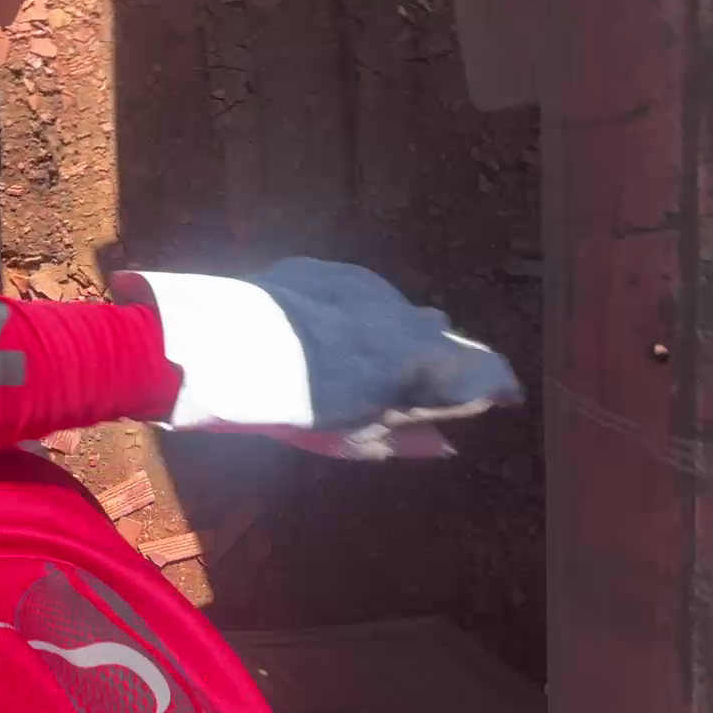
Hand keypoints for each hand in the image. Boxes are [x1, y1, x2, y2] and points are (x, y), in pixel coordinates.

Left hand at [110, 259, 522, 459]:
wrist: (220, 345)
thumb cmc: (291, 405)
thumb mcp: (350, 439)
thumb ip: (404, 438)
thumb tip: (444, 444)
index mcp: (427, 361)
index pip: (490, 370)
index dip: (491, 386)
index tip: (490, 399)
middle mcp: (407, 314)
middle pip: (438, 336)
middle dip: (427, 358)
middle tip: (393, 384)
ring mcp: (362, 285)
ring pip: (391, 308)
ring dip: (379, 329)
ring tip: (340, 354)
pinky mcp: (319, 268)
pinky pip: (347, 290)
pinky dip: (341, 309)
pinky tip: (308, 326)